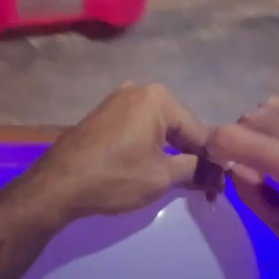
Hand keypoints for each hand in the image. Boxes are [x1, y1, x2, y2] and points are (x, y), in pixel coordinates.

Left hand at [15, 84, 210, 225]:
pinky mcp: (103, 115)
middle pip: (179, 126)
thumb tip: (216, 174)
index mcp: (157, 98)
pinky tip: (155, 168)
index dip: (212, 161)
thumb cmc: (115, 176)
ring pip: (158, 128)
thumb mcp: (162, 176)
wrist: (58, 184)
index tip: (220, 187)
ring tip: (183, 182)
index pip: (199, 130)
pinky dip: (150, 147)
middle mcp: (138, 90)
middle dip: (192, 155)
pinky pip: (138, 129)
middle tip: (204, 188)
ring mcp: (117, 100)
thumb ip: (194, 169)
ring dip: (172, 153)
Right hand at [204, 100, 278, 278]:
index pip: (232, 136)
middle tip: (249, 164)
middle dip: (240, 138)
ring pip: (274, 107)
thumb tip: (230, 162)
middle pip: (251, 117)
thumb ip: (251, 192)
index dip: (213, 146)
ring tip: (277, 155)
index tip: (215, 160)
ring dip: (264, 128)